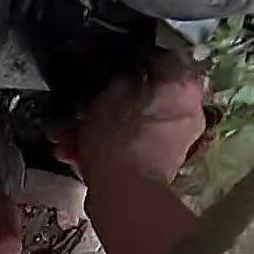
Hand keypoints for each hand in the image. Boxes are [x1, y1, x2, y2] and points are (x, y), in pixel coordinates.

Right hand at [53, 48, 207, 190]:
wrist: (123, 194)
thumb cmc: (119, 140)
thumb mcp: (108, 97)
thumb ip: (117, 81)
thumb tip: (121, 78)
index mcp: (183, 87)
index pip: (159, 58)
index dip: (130, 59)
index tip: (108, 65)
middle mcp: (185, 113)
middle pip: (142, 97)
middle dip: (106, 103)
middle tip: (82, 106)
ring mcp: (170, 143)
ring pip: (129, 125)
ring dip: (97, 128)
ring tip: (67, 136)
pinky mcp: (153, 167)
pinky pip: (126, 147)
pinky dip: (102, 148)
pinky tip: (72, 153)